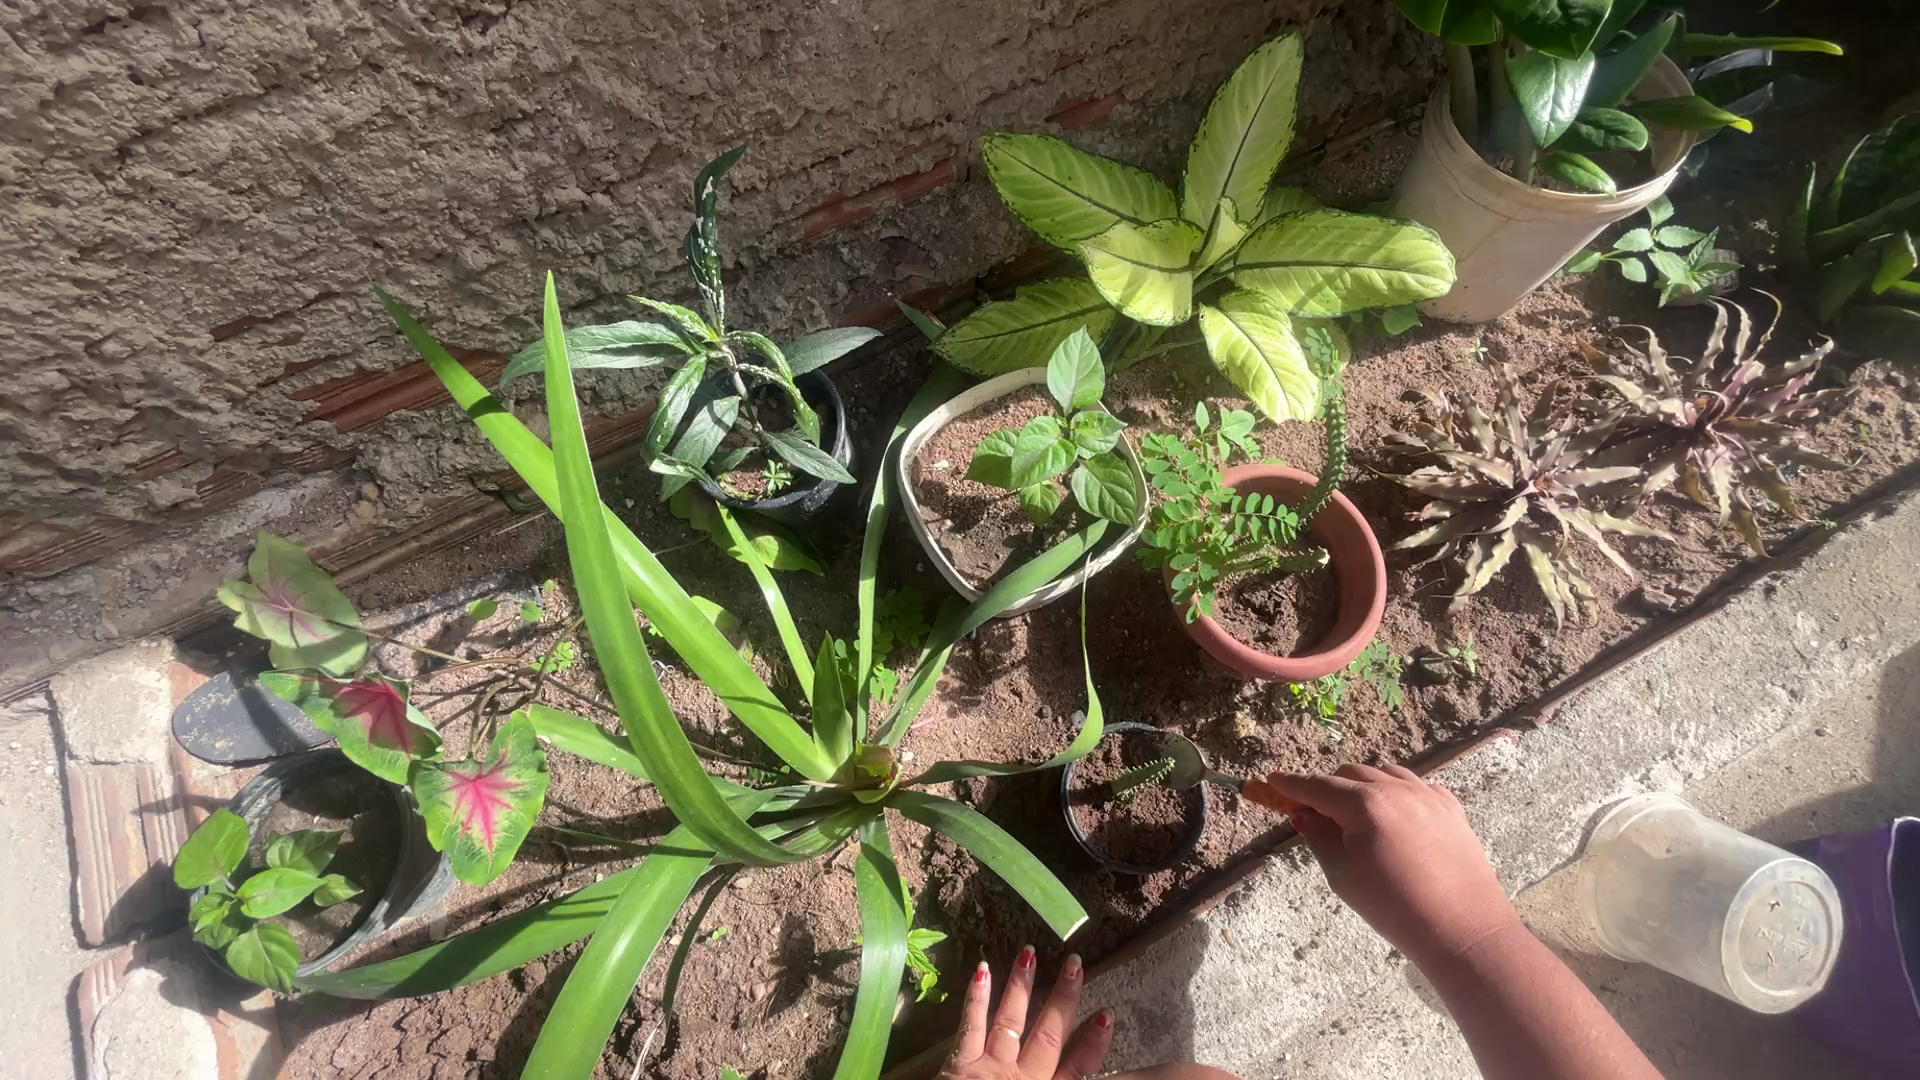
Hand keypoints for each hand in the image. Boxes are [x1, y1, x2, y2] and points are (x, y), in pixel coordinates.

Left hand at [939, 946, 1113, 1079]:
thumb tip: (1078, 1079)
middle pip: (1048, 1035)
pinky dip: (976, 998)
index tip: (1107, 1014)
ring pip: (1011, 1020)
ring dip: (1021, 986)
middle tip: (1074, 962)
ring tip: (1029, 951)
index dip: (1093, 1044)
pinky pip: (969, 1026)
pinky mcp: (959, 1066)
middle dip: (1063, 998)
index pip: (1076, 1071)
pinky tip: (982, 969)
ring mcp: (989, 1069)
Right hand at [1244, 764, 1518, 965]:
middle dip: (1327, 788)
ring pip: (1382, 773)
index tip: (1272, 780)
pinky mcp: (1451, 808)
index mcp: (1364, 804)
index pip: (1317, 786)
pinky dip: (1396, 791)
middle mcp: (1395, 789)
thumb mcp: (1342, 875)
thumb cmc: (1395, 908)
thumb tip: (1304, 816)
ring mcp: (1427, 795)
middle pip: (1348, 774)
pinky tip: (1393, 813)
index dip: (1291, 784)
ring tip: (1356, 812)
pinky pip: (1414, 784)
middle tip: (1316, 812)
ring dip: (1362, 785)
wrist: (1467, 933)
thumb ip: (1318, 838)